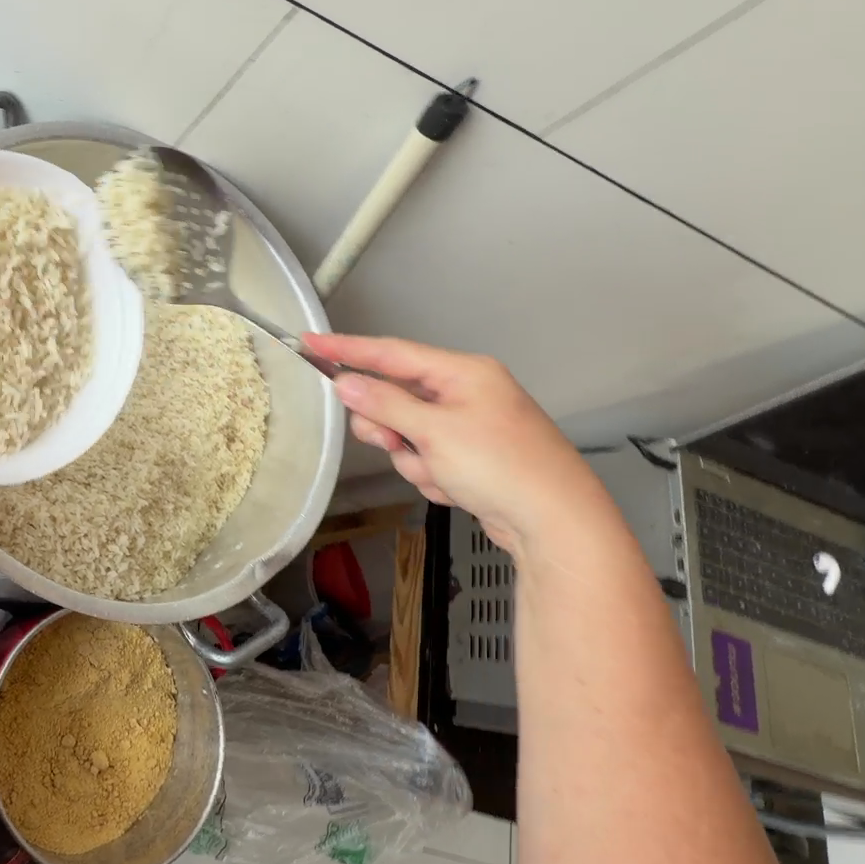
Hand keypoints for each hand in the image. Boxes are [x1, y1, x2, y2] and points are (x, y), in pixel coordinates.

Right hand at [303, 333, 606, 555]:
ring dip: (411, 458)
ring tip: (441, 475)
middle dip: (388, 427)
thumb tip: (345, 381)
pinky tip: (455, 488)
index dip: (347, 348)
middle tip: (395, 443)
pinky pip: (423, 457)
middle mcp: (464, 393)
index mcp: (462, 373)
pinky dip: (430, 474)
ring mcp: (466, 426)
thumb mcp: (434, 432)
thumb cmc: (501, 467)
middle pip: (393, 398)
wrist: (555, 522)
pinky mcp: (467, 457)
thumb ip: (385, 404)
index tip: (309, 341)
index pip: (391, 353)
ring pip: (404, 433)